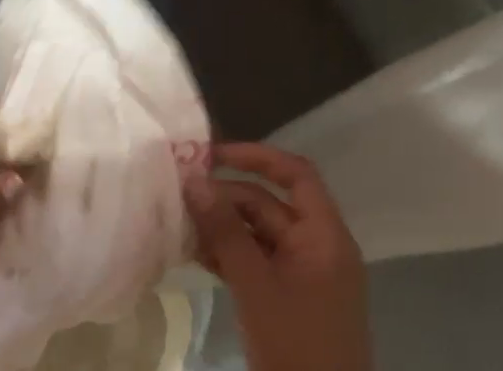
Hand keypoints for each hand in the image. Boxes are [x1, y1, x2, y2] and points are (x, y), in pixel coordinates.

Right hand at [184, 144, 370, 370]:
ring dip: (221, 227)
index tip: (209, 155)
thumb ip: (225, 230)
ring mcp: (304, 276)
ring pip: (258, 233)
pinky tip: (194, 255)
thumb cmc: (297, 346)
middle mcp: (317, 247)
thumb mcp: (255, 285)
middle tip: (178, 196)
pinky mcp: (289, 300)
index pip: (294, 174)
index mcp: (324, 236)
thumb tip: (194, 179)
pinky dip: (228, 255)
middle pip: (269, 204)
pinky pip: (256, 261)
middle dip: (225, 197)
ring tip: (178, 224)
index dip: (255, 156)